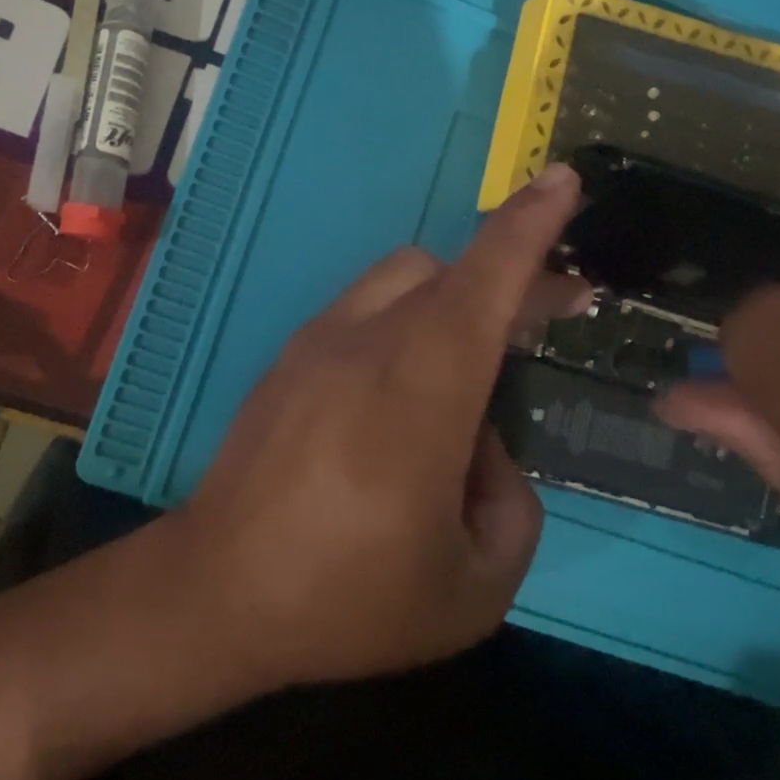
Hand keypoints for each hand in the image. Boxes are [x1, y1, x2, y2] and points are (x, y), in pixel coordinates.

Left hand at [167, 163, 589, 688]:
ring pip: (400, 280)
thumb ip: (513, 508)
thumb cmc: (348, 599)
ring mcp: (316, 345)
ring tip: (475, 362)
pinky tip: (405, 388)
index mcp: (421, 391)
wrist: (216, 592)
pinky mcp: (285, 361)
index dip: (527, 225)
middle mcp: (365, 346)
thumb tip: (486, 452)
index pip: (483, 282)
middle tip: (557, 308)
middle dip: (512, 274)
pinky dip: (405, 320)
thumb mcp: (473, 588)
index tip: (562, 180)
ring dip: (454, 296)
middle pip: (448, 273)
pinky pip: (361, 308)